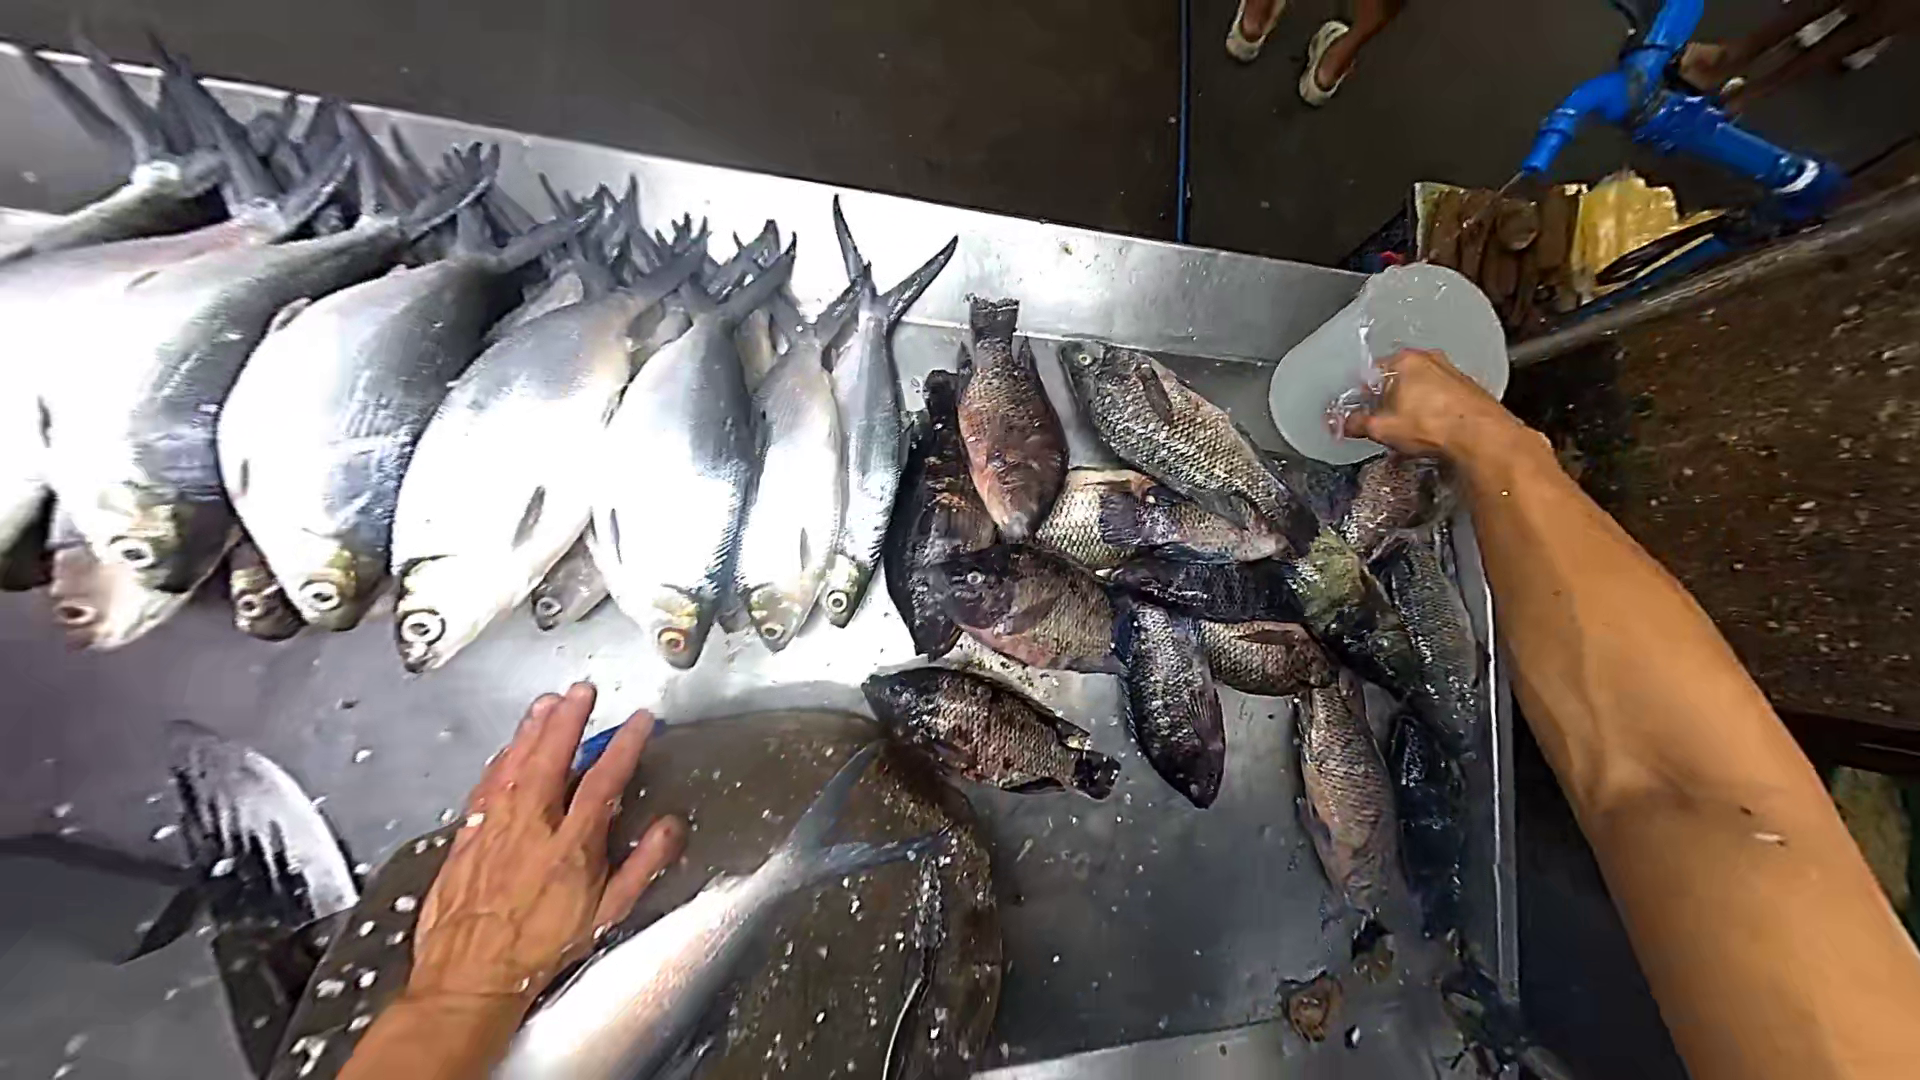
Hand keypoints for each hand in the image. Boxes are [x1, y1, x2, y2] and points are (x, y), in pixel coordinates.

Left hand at [406, 683, 686, 1005]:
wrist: (469, 981)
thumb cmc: (543, 944)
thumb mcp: (608, 912)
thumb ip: (643, 865)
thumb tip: (670, 825)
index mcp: (570, 847)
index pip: (602, 783)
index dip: (624, 746)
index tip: (639, 720)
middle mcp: (531, 832)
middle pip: (550, 764)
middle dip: (568, 723)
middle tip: (582, 692)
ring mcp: (495, 833)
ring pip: (514, 770)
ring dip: (532, 732)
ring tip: (547, 703)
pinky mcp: (466, 841)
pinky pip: (484, 792)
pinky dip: (498, 763)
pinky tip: (508, 746)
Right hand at [1341, 348, 1530, 460]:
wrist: (1481, 437)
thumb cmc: (1430, 425)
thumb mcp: (1379, 428)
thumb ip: (1355, 424)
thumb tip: (1344, 424)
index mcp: (1403, 361)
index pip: (1368, 374)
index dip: (1358, 397)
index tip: (1356, 413)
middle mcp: (1428, 359)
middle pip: (1393, 381)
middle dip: (1383, 402)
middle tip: (1378, 424)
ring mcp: (1451, 372)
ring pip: (1415, 389)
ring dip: (1405, 408)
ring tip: (1402, 432)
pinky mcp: (1466, 388)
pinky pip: (1435, 398)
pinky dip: (1426, 412)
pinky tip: (1424, 431)